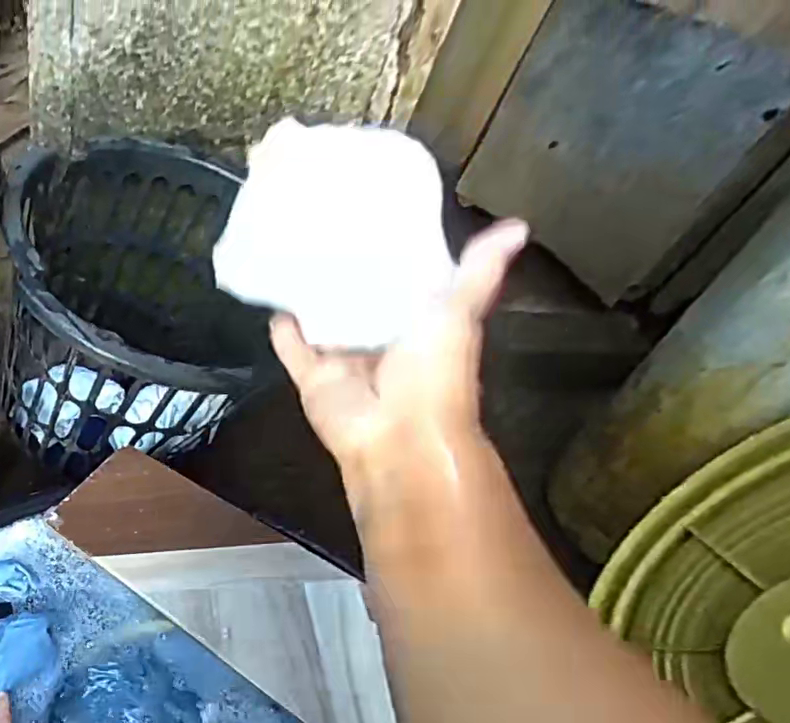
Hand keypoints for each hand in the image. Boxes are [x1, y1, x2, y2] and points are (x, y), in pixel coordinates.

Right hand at [269, 220, 527, 494]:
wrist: (397, 434)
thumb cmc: (435, 373)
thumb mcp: (459, 314)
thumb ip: (475, 275)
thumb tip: (516, 227)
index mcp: (418, 324)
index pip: (404, 283)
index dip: (394, 256)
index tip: (379, 220)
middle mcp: (379, 341)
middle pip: (358, 303)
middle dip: (346, 276)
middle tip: (327, 232)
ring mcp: (343, 361)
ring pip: (323, 324)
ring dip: (310, 298)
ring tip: (293, 257)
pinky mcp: (312, 377)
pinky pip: (293, 350)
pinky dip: (282, 331)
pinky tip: (273, 302)